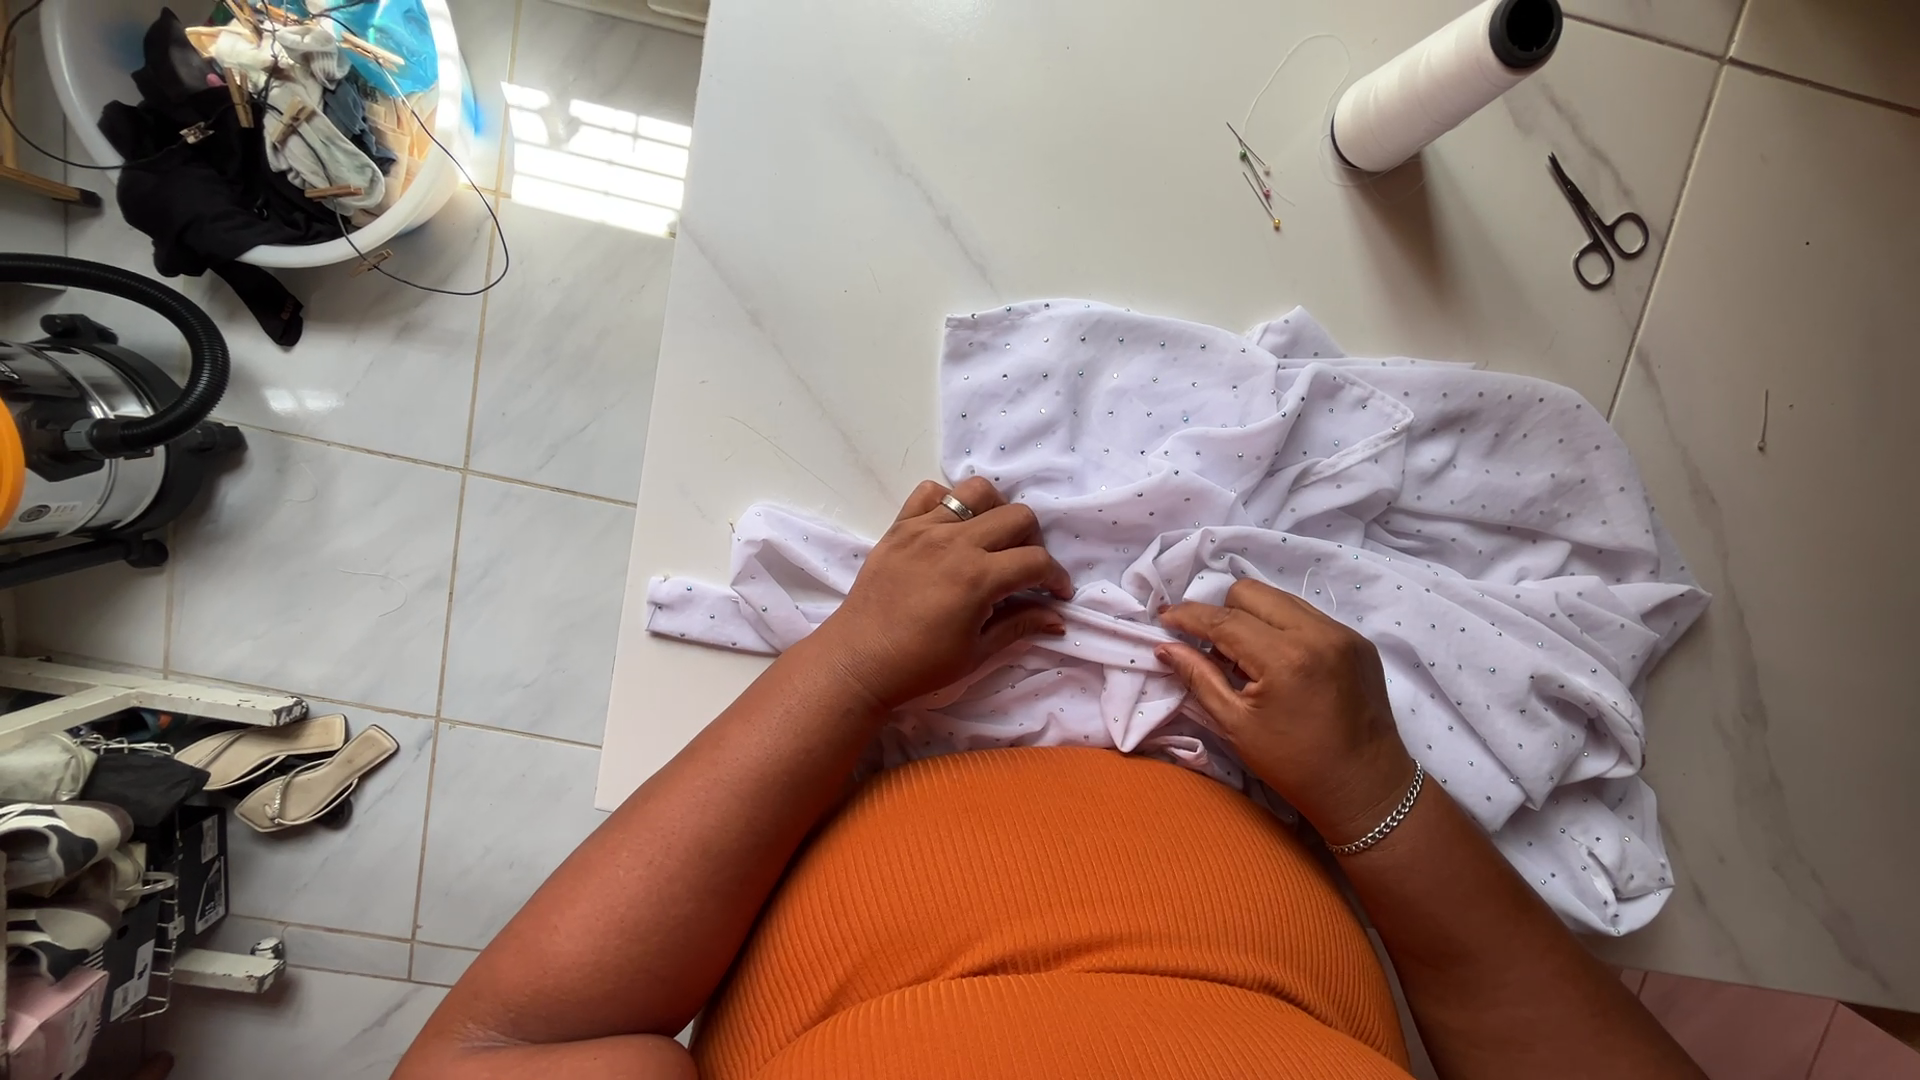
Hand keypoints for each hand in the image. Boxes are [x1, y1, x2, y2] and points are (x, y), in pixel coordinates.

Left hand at [810, 477, 1071, 710]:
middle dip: (1033, 542)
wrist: (858, 661)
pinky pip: (929, 492)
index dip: (1056, 578)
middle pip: (1017, 517)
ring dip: (995, 511)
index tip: (1057, 595)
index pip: (1036, 562)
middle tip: (1025, 570)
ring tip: (991, 540)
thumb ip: (1020, 626)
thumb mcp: (977, 653)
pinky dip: (947, 503)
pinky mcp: (899, 527)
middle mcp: (954, 543)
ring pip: (976, 492)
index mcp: (977, 578)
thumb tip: (1058, 618)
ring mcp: (923, 529)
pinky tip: (951, 530)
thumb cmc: (919, 666)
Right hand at [1157, 580, 1415, 846]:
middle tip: (1211, 647)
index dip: (1188, 616)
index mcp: (1286, 659)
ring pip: (1278, 598)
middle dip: (1221, 612)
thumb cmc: (1295, 765)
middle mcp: (1317, 634)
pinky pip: (1304, 614)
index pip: (1224, 620)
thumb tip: (1165, 646)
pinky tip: (1276, 661)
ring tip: (1244, 655)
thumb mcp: (1236, 725)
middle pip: (1249, 592)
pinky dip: (1280, 626)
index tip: (1163, 617)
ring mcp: (1342, 633)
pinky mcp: (1357, 640)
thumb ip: (1198, 677)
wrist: (1368, 788)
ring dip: (1251, 616)